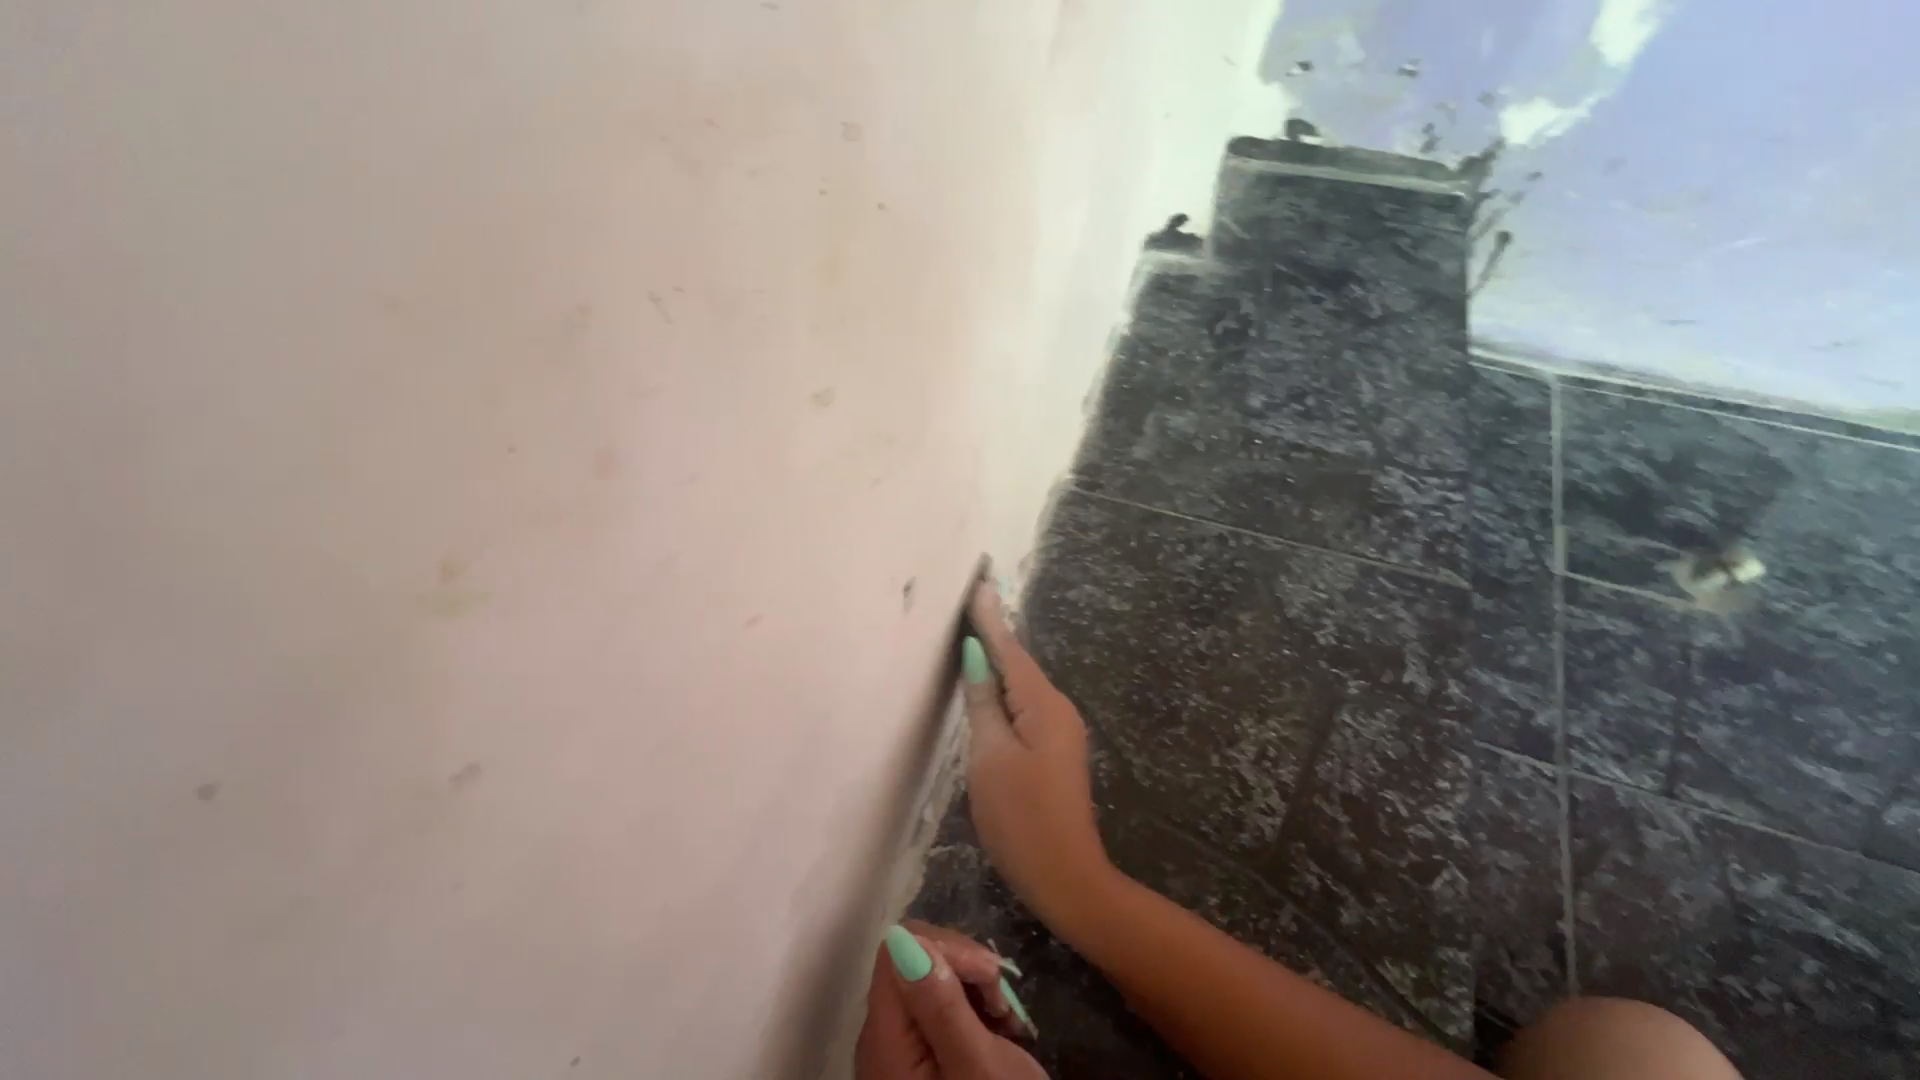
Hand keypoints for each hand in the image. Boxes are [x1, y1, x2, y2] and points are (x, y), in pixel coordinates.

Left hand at [855, 924, 1046, 1079]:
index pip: (895, 952)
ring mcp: (898, 1054)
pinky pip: (936, 1011)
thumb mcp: (978, 1069)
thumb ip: (941, 1004)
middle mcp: (880, 1042)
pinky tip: (999, 1031)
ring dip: (973, 988)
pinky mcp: (918, 1063)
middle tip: (1004, 1003)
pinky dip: (971, 1010)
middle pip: (909, 963)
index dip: (946, 949)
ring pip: (928, 982)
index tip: (991, 978)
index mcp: (884, 1042)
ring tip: (1008, 1020)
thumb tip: (903, 937)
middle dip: (964, 968)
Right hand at [961, 579, 1113, 928]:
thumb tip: (978, 658)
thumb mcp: (990, 757)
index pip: (1011, 650)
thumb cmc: (1021, 817)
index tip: (979, 584)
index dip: (990, 619)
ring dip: (999, 662)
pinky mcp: (1054, 752)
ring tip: (975, 633)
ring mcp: (1060, 732)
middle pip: (1019, 664)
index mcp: (1044, 704)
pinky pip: (1025, 709)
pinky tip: (990, 687)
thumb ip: (983, 703)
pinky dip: (1005, 692)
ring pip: (1022, 687)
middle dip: (995, 634)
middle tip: (971, 602)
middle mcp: (1058, 709)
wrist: (1066, 876)